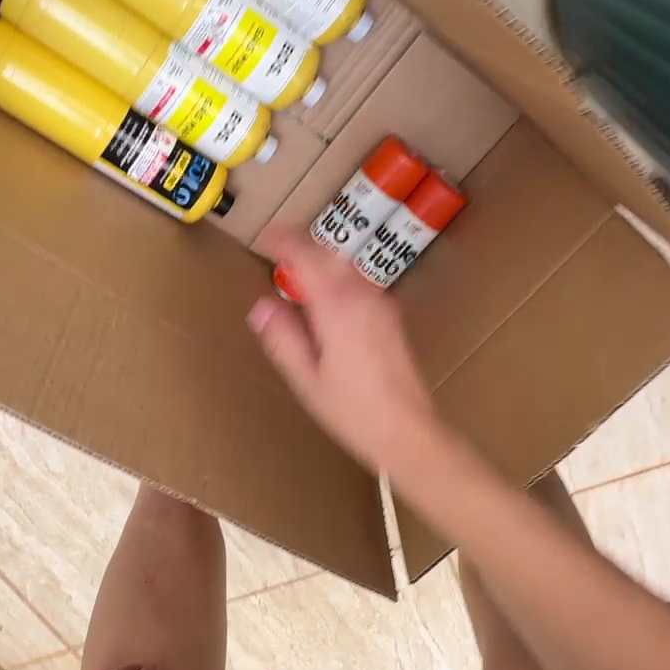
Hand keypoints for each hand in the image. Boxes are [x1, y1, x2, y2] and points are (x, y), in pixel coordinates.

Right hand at [247, 225, 452, 477]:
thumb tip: (261, 308)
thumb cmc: (355, 412)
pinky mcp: (391, 317)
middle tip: (278, 251)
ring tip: (298, 271)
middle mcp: (363, 298)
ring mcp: (382, 305)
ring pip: (346, 266)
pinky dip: (337, 277)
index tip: (266, 238)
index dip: (284, 241)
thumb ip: (283, 339)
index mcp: (338, 308)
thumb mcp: (307, 379)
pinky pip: (359, 282)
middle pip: (329, 254)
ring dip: (321, 260)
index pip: (307, 257)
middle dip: (302, 246)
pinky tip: (326, 297)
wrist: (408, 431)